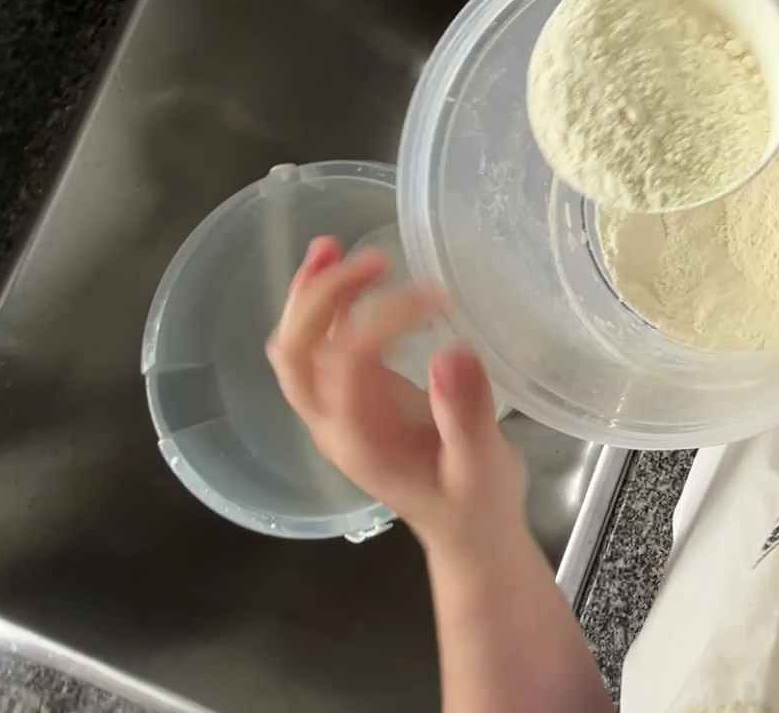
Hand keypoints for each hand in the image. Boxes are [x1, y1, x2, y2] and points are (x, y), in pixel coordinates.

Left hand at [266, 237, 523, 556]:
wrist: (466, 533)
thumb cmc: (476, 504)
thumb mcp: (480, 466)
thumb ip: (465, 415)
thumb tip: (452, 352)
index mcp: (360, 440)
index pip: (351, 362)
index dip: (385, 319)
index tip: (439, 296)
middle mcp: (334, 421)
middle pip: (298, 354)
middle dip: (324, 298)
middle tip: (372, 259)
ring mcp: (339, 408)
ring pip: (299, 346)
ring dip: (311, 295)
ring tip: (333, 246)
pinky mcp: (357, 395)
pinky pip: (323, 346)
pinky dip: (326, 306)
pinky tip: (345, 273)